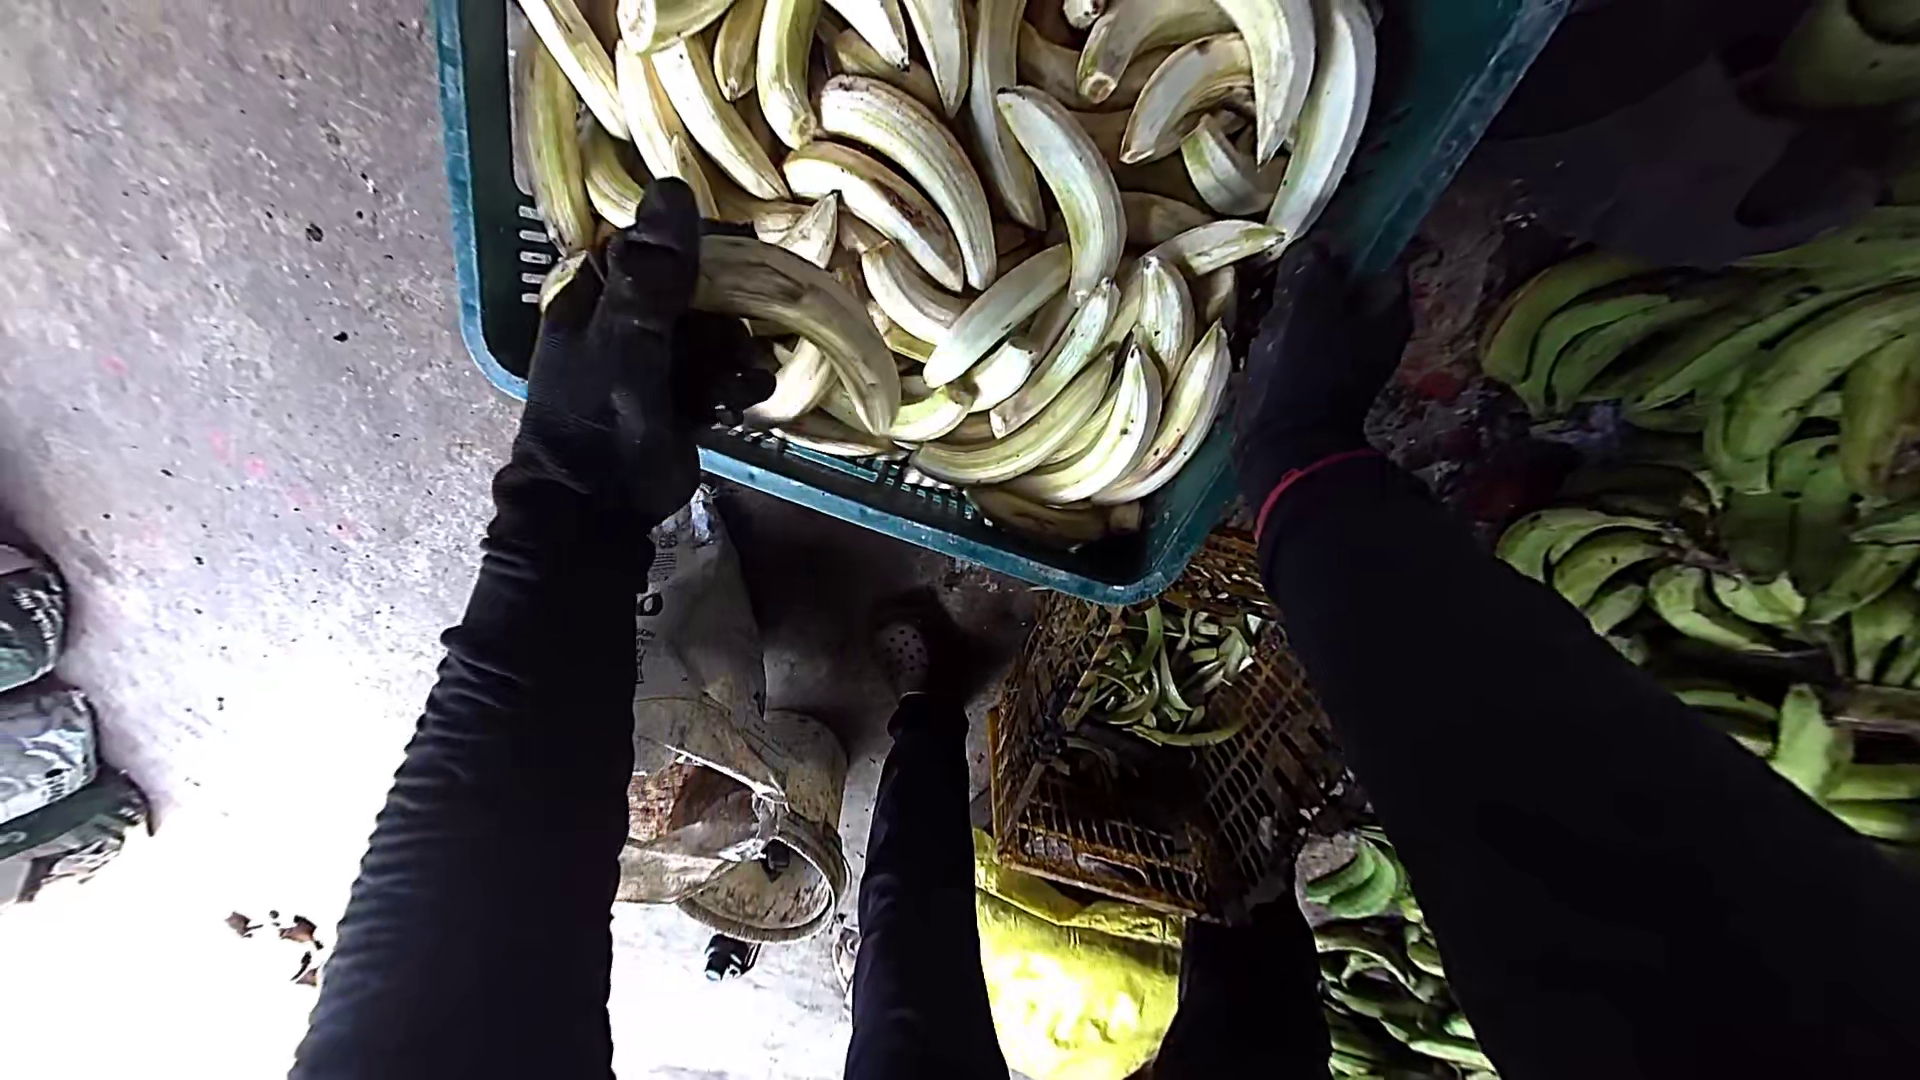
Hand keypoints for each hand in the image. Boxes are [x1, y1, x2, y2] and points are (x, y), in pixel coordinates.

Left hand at [519, 180, 771, 529]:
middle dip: (730, 327)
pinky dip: (736, 390)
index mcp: (605, 292)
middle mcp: (636, 318)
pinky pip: (725, 375)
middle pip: (705, 296)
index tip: (754, 270)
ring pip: (721, 339)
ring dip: (738, 365)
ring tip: (733, 393)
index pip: (665, 246)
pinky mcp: (686, 394)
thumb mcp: (627, 345)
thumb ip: (653, 277)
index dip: (712, 254)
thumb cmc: (601, 422)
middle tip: (737, 356)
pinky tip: (732, 411)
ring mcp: (663, 358)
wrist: (601, 506)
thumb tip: (676, 188)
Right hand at [1231, 242, 1410, 509]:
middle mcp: (1369, 334)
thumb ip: (1312, 267)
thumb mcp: (1307, 307)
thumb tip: (1313, 243)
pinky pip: (1290, 344)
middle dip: (1304, 281)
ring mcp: (1336, 360)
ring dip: (1282, 310)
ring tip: (1255, 308)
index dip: (1342, 249)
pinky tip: (1250, 337)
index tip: (1304, 248)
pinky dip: (1272, 337)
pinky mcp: (1305, 380)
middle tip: (1272, 279)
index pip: (1375, 261)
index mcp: (1386, 312)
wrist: (1280, 443)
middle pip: (1338, 288)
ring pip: (1310, 316)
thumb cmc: (1302, 373)